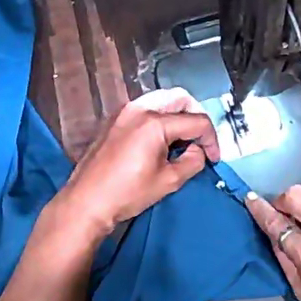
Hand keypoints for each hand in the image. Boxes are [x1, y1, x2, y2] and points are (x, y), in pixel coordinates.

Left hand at [44, 88, 219, 242]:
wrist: (86, 201)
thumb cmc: (127, 193)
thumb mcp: (169, 181)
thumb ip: (192, 161)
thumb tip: (198, 151)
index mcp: (155, 122)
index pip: (197, 121)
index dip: (211, 140)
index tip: (213, 158)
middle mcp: (139, 108)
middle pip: (180, 98)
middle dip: (196, 118)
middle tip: (200, 141)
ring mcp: (124, 111)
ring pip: (162, 99)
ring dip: (178, 115)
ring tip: (181, 142)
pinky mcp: (114, 119)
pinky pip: (145, 108)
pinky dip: (160, 118)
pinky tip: (160, 141)